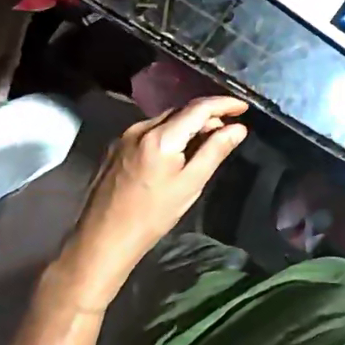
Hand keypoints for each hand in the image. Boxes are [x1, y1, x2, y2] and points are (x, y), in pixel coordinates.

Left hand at [61, 97, 249, 310]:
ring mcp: (124, 136)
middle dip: (207, 115)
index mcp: (160, 136)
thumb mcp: (190, 184)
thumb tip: (238, 128)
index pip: (198, 108)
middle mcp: (140, 128)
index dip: (223, 104)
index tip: (243, 106)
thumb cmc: (151, 216)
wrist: (101, 241)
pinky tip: (177, 152)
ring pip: (165, 120)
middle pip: (181, 111)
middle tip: (228, 130)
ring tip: (205, 142)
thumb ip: (215, 151)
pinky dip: (170, 133)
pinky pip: (150, 130)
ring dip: (188, 125)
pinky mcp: (115, 148)